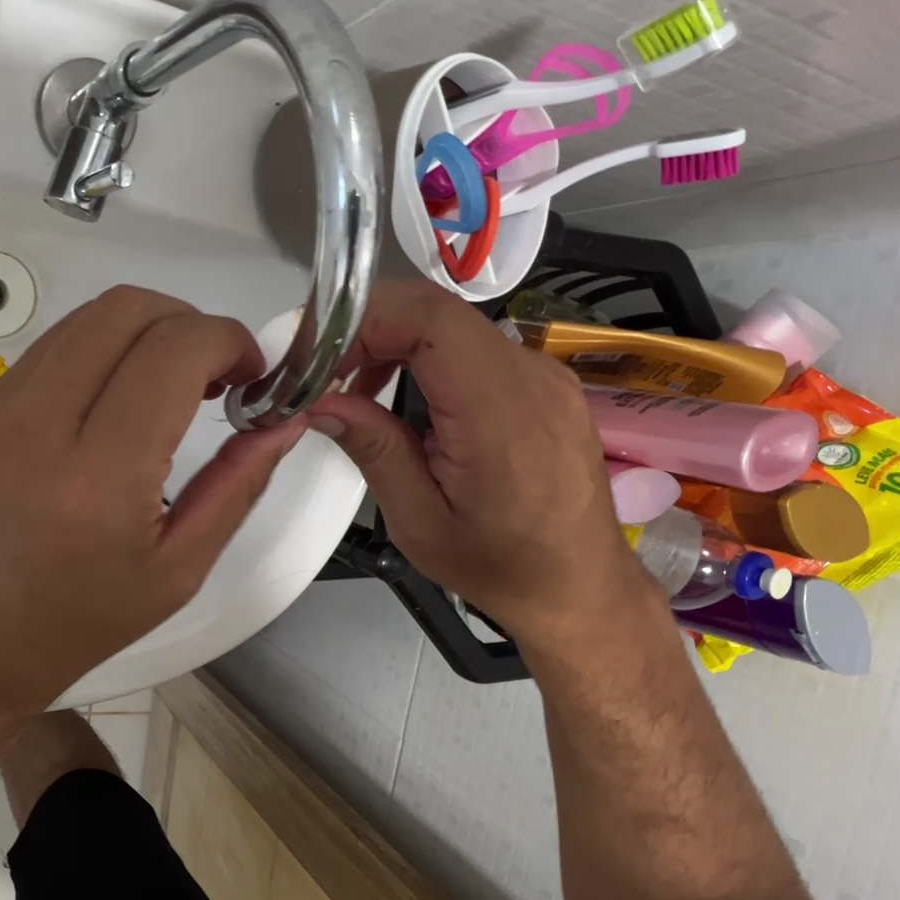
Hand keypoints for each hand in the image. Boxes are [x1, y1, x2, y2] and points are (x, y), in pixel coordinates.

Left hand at [0, 286, 307, 722]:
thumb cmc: (82, 621)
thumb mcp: (179, 568)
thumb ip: (239, 485)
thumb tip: (283, 420)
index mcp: (97, 479)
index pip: (172, 352)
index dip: (228, 341)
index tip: (250, 373)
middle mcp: (37, 429)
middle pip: (127, 310)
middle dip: (190, 322)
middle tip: (215, 373)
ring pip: (87, 316)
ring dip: (145, 329)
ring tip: (172, 382)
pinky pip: (52, 346)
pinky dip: (101, 348)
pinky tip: (120, 395)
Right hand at [306, 281, 657, 660]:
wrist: (581, 588)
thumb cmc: (498, 566)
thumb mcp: (418, 520)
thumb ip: (374, 449)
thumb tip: (319, 401)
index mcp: (497, 409)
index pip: (428, 317)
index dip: (365, 320)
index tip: (320, 358)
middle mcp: (529, 375)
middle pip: (437, 311)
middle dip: (370, 328)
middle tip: (325, 371)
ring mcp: (545, 375)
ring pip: (455, 325)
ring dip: (396, 341)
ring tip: (358, 389)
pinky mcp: (547, 383)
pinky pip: (478, 347)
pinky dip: (429, 357)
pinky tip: (406, 397)